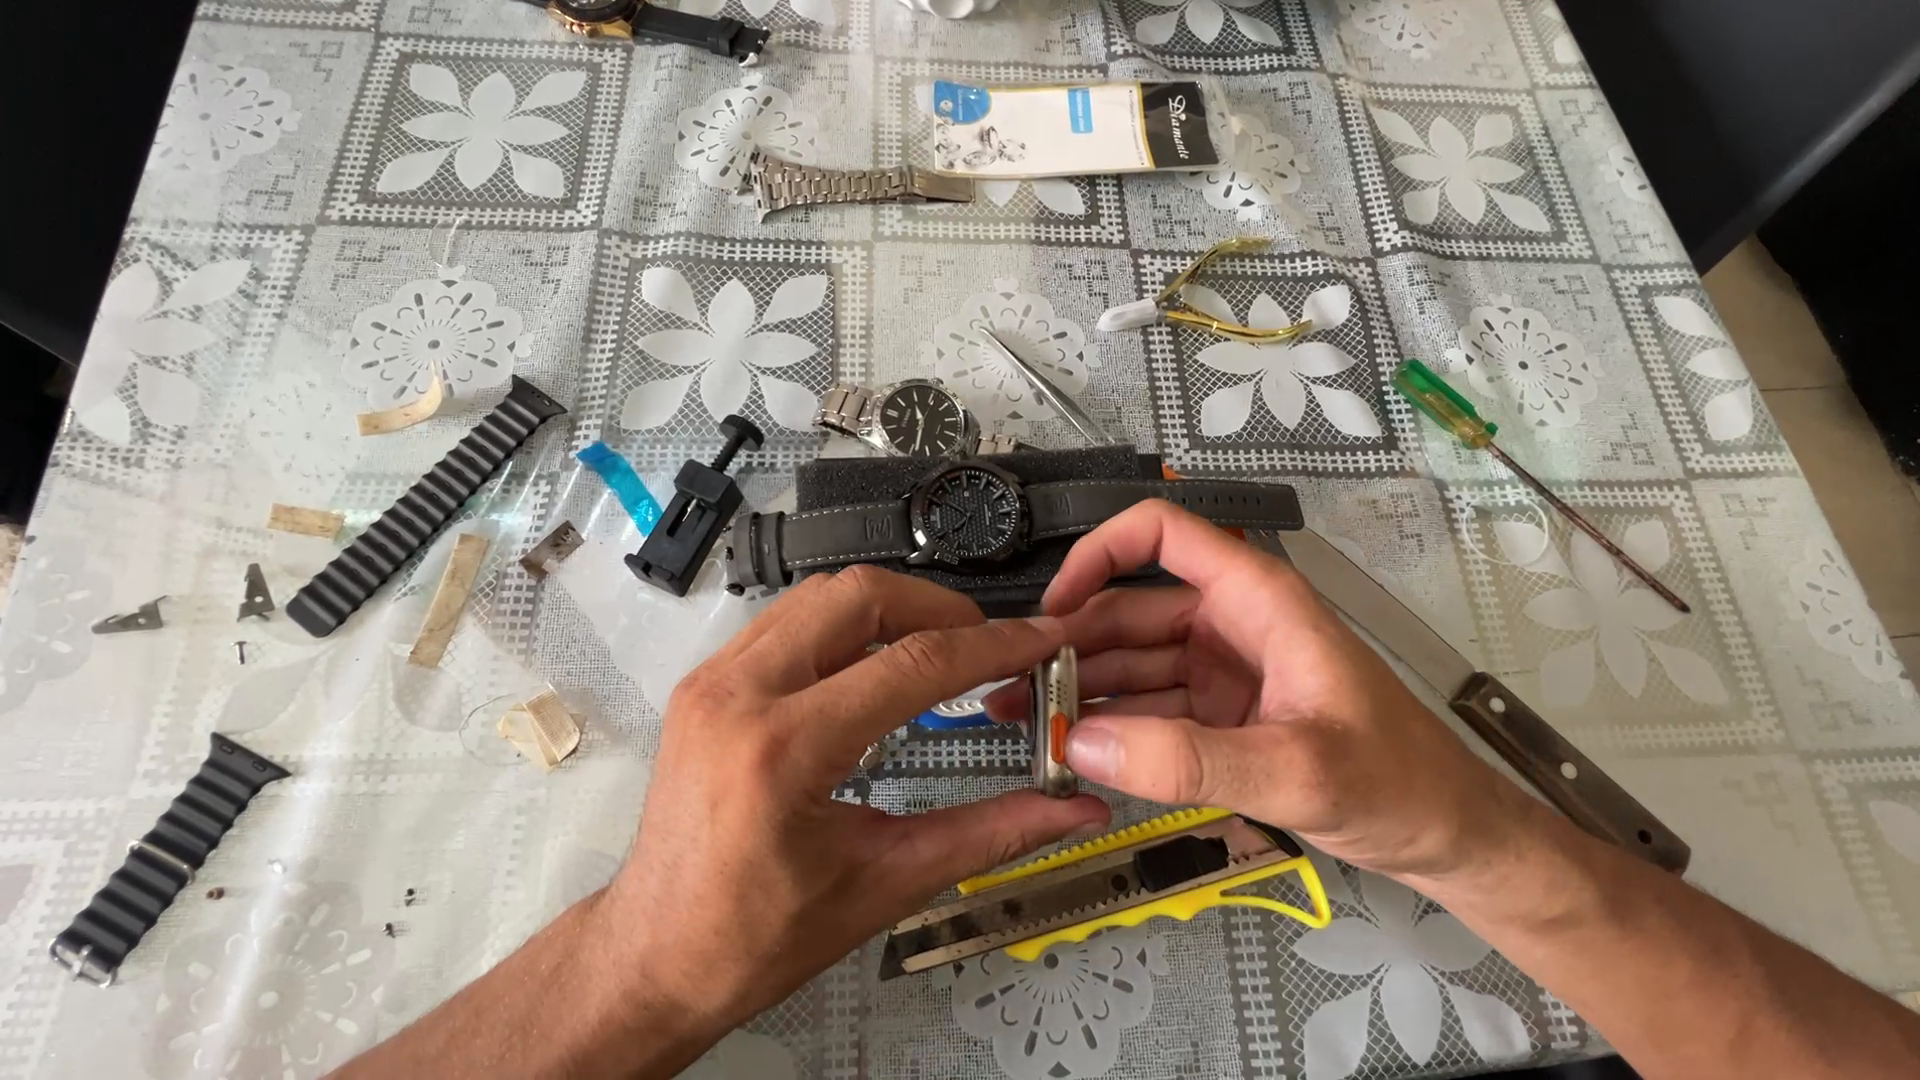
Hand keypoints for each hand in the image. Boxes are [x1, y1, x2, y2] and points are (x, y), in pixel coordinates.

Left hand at [606, 566, 1108, 1038]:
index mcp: (784, 750)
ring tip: (938, 648)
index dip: (992, 646)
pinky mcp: (706, 683)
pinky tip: (874, 661)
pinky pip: (787, 620)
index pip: (913, 664)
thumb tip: (1066, 808)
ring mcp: (713, 681)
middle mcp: (739, 695)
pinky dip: (844, 624)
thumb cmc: (755, 938)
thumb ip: (989, 833)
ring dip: (891, 608)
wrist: (654, 957)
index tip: (1036, 643)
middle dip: (939, 607)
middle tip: (986, 643)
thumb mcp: (885, 884)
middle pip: (859, 594)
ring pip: (819, 595)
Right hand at [988, 500, 1525, 879]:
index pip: (1164, 535)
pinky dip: (1109, 726)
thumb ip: (1188, 760)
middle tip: (1016, 689)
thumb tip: (1081, 743)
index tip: (1054, 607)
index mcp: (1256, 600)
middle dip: (1071, 644)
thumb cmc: (1396, 782)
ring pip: (1130, 662)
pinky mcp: (1216, 713)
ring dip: (1079, 689)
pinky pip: (1147, 707)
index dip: (1099, 553)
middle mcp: (1229, 623)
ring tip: (1028, 724)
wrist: (1447, 836)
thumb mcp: (1296, 771)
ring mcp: (1219, 670)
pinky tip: (1073, 749)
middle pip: (1129, 608)